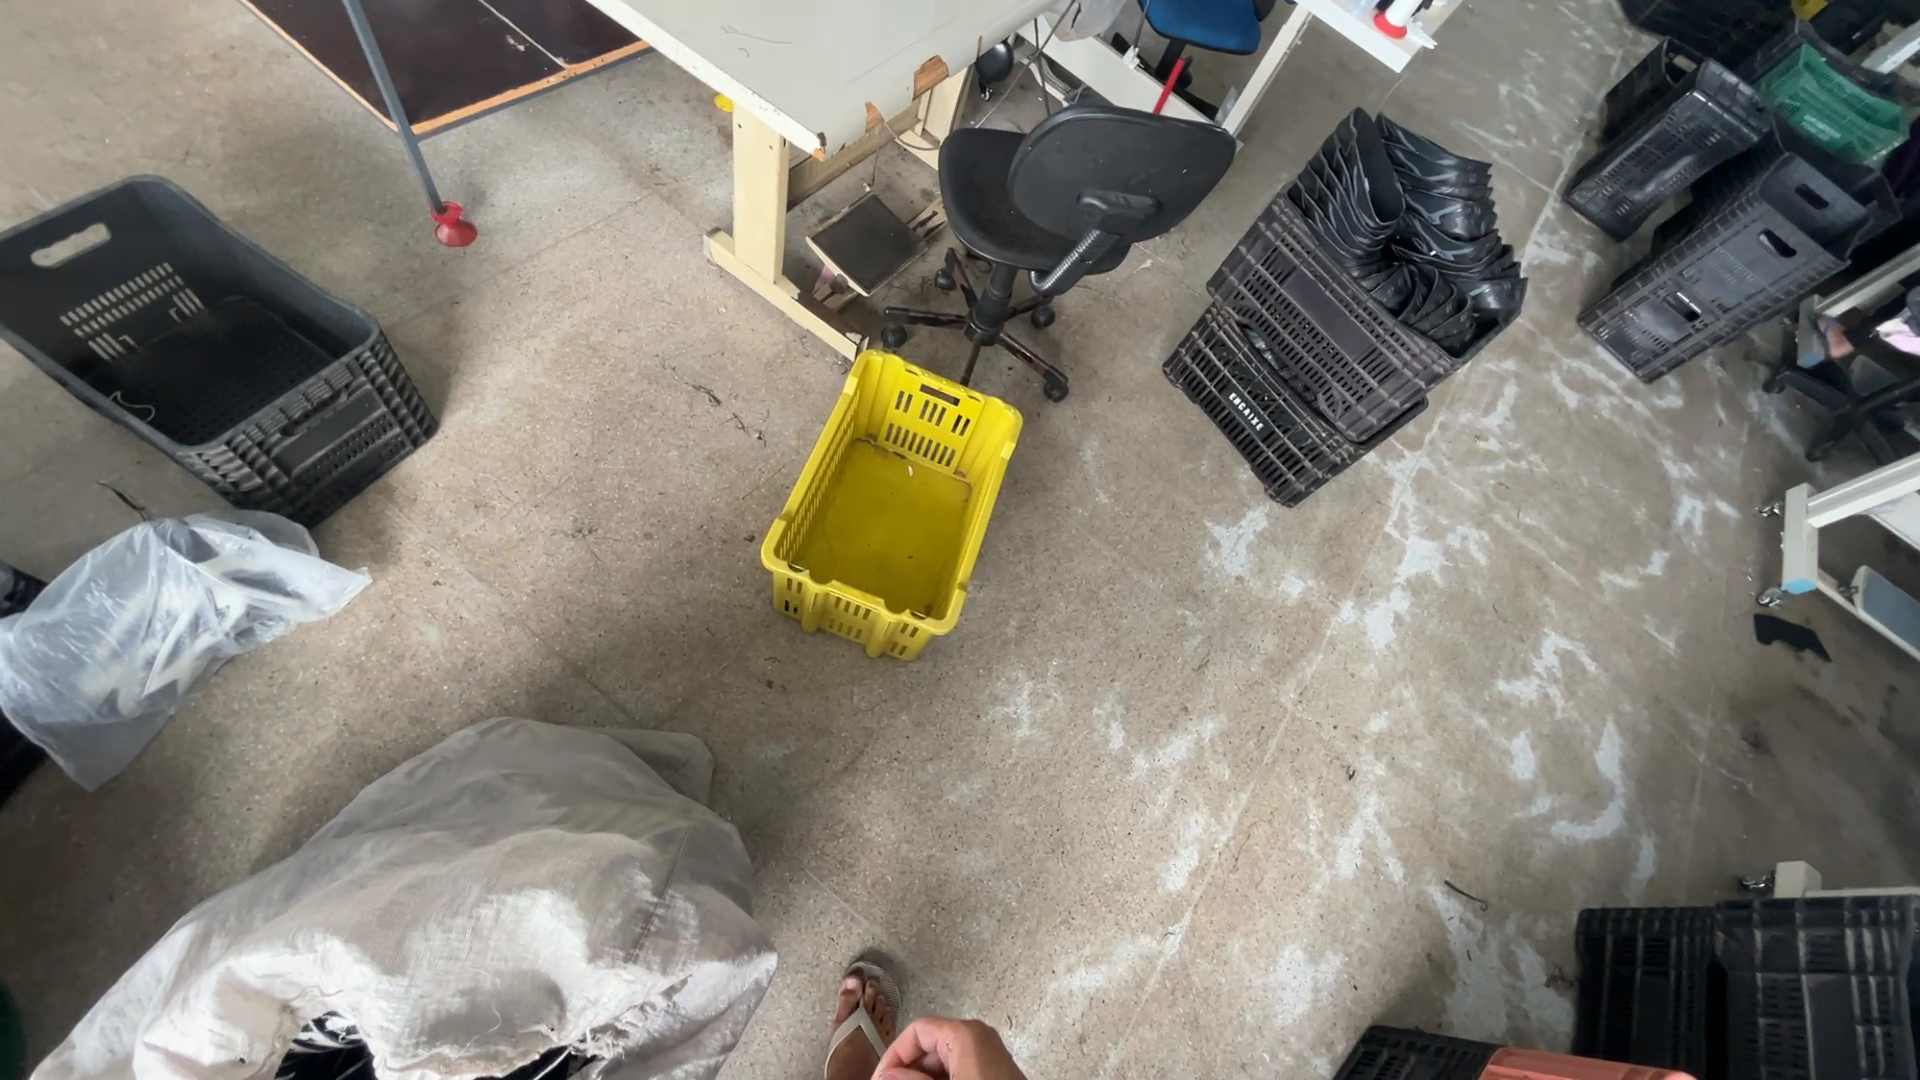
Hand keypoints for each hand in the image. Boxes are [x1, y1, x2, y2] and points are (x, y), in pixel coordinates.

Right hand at [873, 1017, 1028, 1079]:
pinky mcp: (992, 1074)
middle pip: (930, 1046)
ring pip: (943, 1063)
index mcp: (965, 1034)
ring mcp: (987, 1056)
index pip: (918, 1030)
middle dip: (908, 1071)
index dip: (895, 1054)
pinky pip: (958, 1073)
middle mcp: (977, 1038)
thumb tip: (887, 1076)